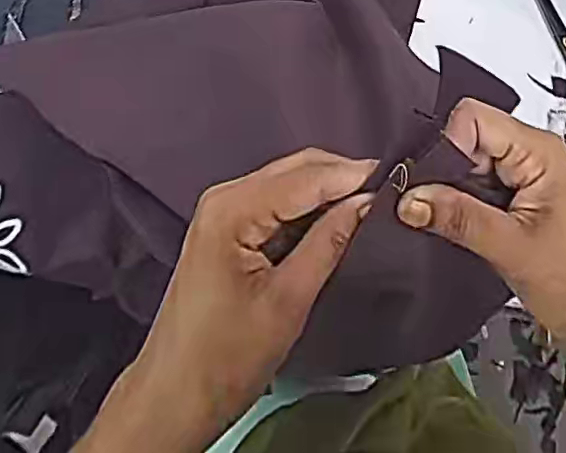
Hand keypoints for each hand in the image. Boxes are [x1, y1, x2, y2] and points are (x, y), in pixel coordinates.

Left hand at [75, 149, 374, 452]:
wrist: (172, 397)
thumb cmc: (225, 358)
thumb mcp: (288, 301)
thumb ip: (328, 243)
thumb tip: (366, 202)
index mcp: (232, 210)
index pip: (304, 178)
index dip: (350, 174)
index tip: (392, 176)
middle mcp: (224, 196)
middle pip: (295, 169)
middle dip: (340, 175)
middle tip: (386, 187)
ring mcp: (223, 208)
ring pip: (287, 181)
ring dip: (326, 187)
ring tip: (368, 198)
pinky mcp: (227, 224)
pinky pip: (276, 200)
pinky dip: (308, 204)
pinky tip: (334, 214)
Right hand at [398, 100, 565, 447]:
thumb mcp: (514, 251)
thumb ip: (458, 218)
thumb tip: (410, 197)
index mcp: (540, 151)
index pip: (471, 117)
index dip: (445, 147)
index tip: (430, 184)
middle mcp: (532, 152)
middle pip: (465, 135)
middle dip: (444, 170)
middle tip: (436, 208)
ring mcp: (525, 171)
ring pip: (466, 159)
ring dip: (453, 190)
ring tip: (455, 222)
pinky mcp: (517, 192)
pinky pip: (474, 180)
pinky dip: (461, 202)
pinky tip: (464, 225)